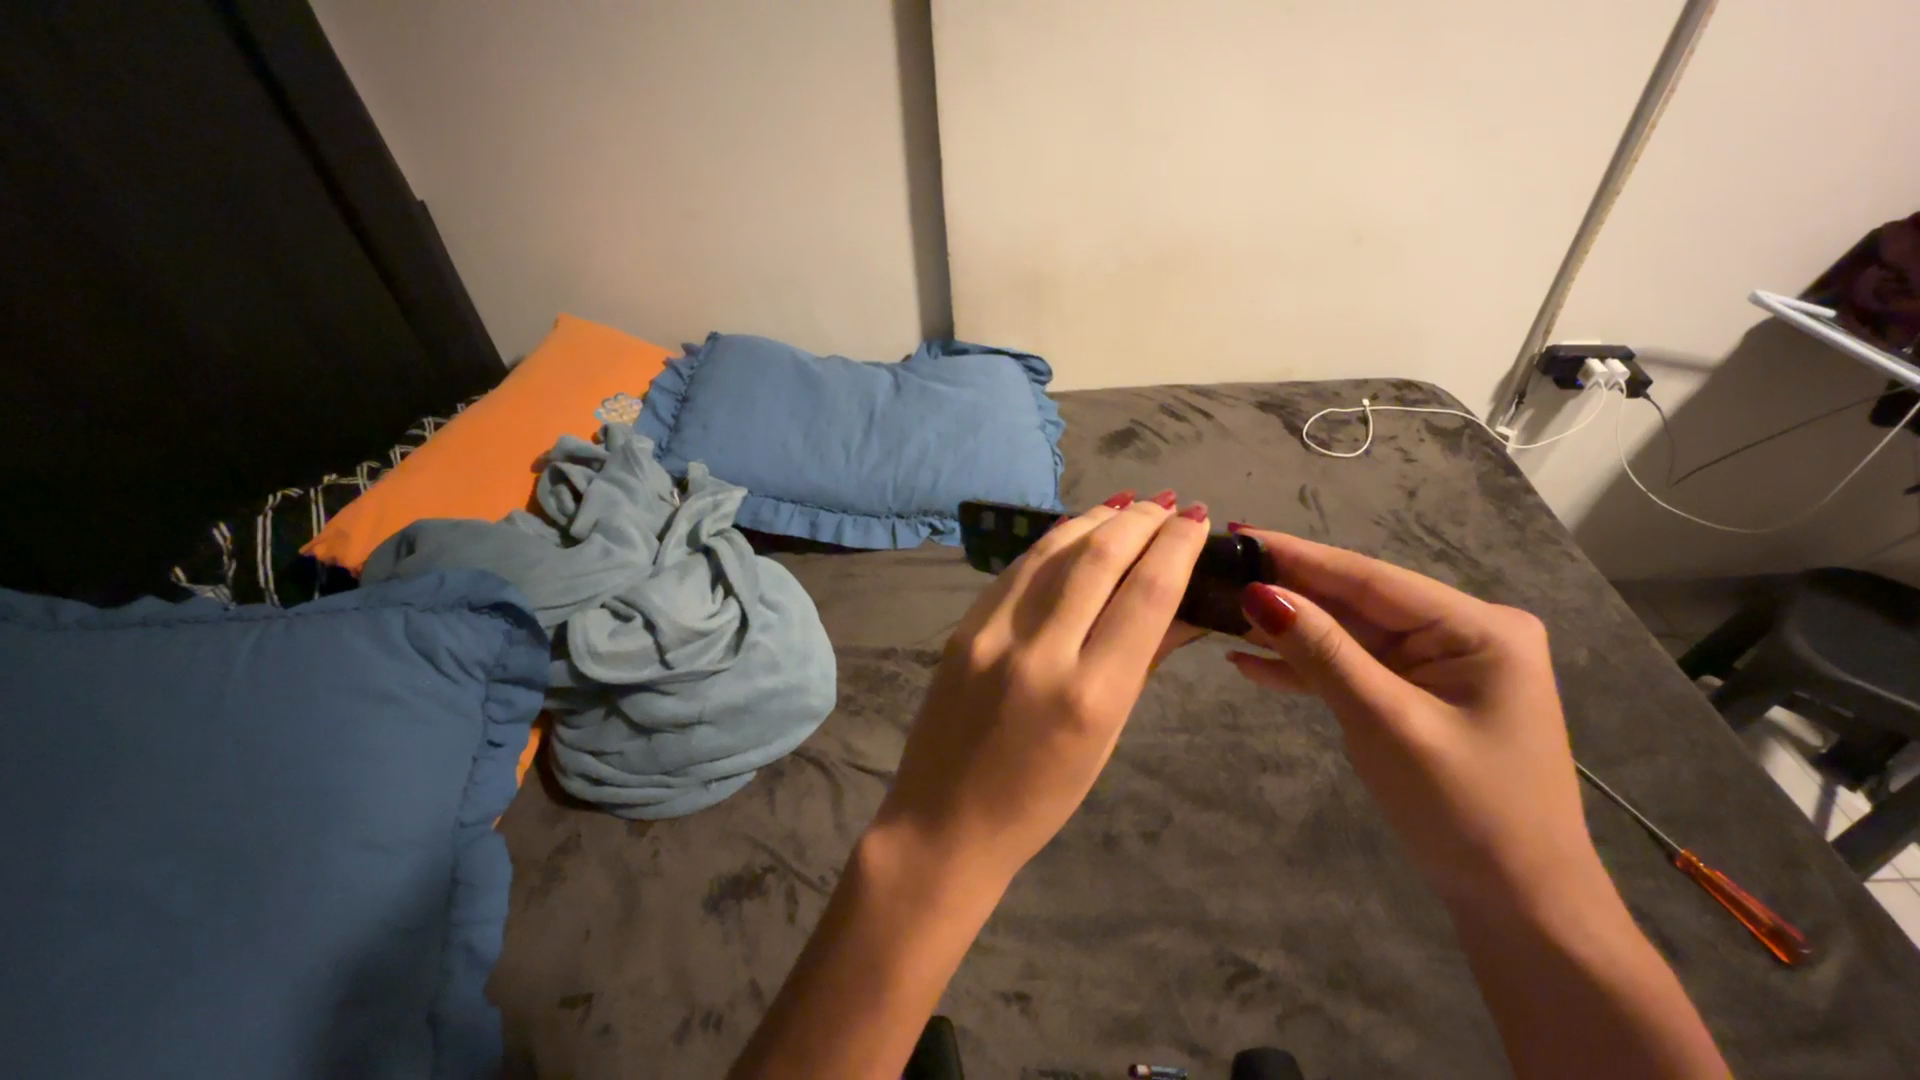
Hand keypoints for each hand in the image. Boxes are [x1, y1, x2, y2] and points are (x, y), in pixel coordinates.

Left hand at [873, 491, 1210, 880]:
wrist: (944, 821)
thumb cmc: (1041, 798)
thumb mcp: (1107, 737)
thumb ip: (1143, 662)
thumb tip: (1186, 607)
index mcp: (1091, 694)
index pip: (1146, 594)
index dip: (1178, 546)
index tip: (1200, 521)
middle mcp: (1040, 652)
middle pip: (1100, 557)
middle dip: (1143, 520)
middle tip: (1172, 504)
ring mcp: (991, 634)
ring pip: (1053, 551)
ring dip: (1098, 519)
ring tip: (1132, 505)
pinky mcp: (961, 628)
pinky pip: (1018, 570)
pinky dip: (1054, 542)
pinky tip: (1078, 530)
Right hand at [1225, 529, 1599, 908]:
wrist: (1515, 900)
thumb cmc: (1464, 809)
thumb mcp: (1386, 723)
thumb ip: (1323, 653)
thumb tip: (1258, 594)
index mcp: (1478, 627)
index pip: (1370, 580)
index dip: (1299, 558)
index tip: (1239, 534)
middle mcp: (1462, 633)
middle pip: (1356, 603)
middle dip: (1287, 591)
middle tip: (1219, 568)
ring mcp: (1439, 665)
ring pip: (1348, 635)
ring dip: (1289, 630)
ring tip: (1219, 610)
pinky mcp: (1416, 694)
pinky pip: (1353, 669)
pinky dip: (1306, 668)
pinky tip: (1250, 662)